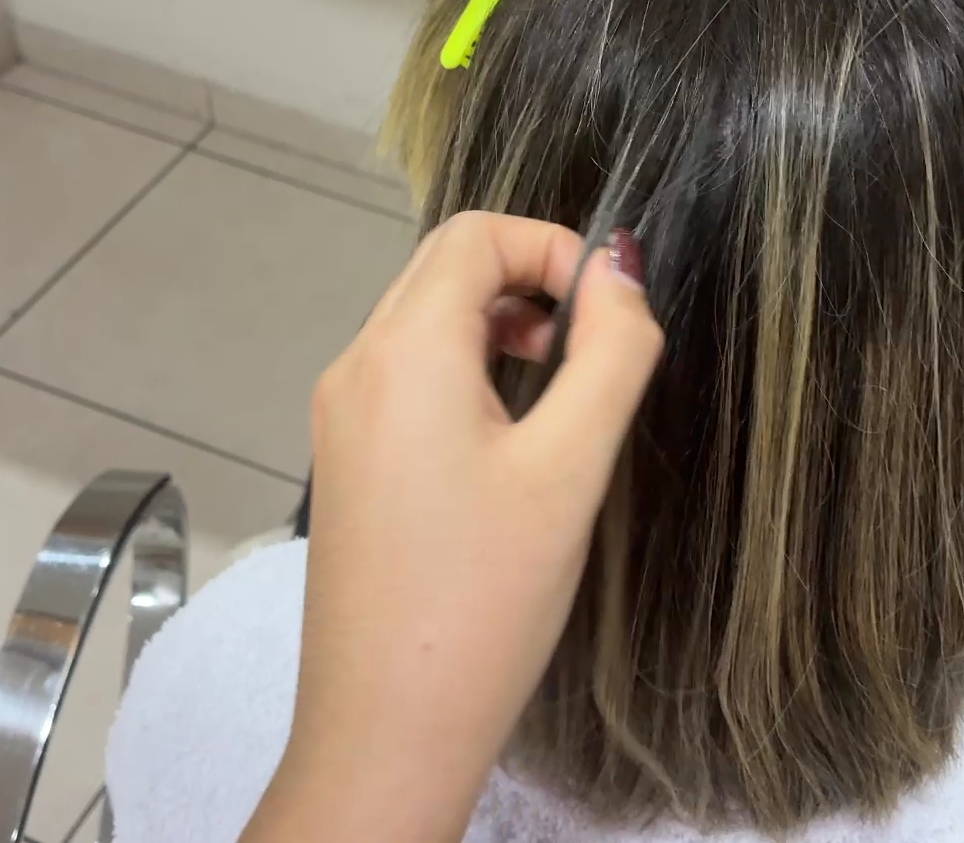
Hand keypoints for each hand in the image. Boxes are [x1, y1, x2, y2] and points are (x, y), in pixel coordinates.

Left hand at [245, 212, 662, 842]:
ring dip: (501, 321)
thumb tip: (622, 268)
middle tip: (586, 346)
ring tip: (555, 384)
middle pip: (446, 266)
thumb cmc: (488, 593)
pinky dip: (468, 363)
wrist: (387, 729)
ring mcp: (341, 409)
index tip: (606, 312)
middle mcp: (357, 363)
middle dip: (529, 280)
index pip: (476, 234)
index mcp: (404, 350)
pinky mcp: (347, 450)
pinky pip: (410, 367)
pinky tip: (506, 426)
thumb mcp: (571, 465)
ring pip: (427, 315)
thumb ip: (612, 352)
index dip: (552, 247)